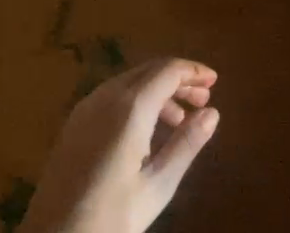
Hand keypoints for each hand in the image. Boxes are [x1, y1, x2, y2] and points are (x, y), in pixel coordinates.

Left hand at [19, 58, 220, 232]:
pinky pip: (112, 96)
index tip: (215, 81)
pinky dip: (136, 100)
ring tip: (180, 119)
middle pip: (148, 71)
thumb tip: (212, 113)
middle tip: (204, 99)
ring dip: (158, 90)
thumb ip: (185, 145)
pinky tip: (146, 129)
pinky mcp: (74, 122)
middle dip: (178, 80)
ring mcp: (86, 107)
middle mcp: (106, 96)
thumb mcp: (156, 187)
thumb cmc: (110, 216)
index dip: (193, 71)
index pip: (167, 71)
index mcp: (129, 108)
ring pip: (129, 82)